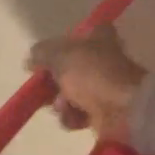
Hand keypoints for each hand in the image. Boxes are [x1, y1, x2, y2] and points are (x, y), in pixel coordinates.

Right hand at [27, 25, 149, 143]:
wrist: (123, 109)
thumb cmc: (93, 74)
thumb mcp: (61, 56)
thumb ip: (43, 53)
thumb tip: (31, 58)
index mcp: (98, 36)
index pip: (76, 35)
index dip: (58, 47)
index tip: (44, 61)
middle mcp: (101, 57)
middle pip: (68, 68)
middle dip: (54, 82)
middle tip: (46, 90)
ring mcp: (103, 84)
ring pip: (69, 92)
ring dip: (61, 102)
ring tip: (64, 106)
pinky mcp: (102, 109)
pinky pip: (77, 113)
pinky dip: (72, 117)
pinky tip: (75, 119)